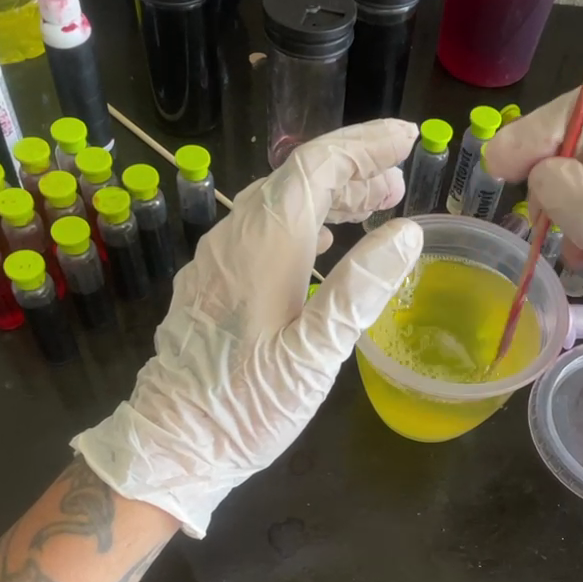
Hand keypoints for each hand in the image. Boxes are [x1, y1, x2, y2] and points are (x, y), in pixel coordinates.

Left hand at [73, 120, 422, 536]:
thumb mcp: (313, 356)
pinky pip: (260, 234)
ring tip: (374, 206)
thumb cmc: (246, 405)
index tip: (407, 138)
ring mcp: (217, 261)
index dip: (365, 145)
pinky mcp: (211, 286)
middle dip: (352, 169)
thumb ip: (360, 290)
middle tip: (399, 176)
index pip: (317, 166)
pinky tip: (322, 248)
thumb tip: (407, 231)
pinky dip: (301, 227)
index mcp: (264, 244)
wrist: (175, 443)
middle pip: (296, 180)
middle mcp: (235, 238)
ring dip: (328, 199)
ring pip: (277, 207)